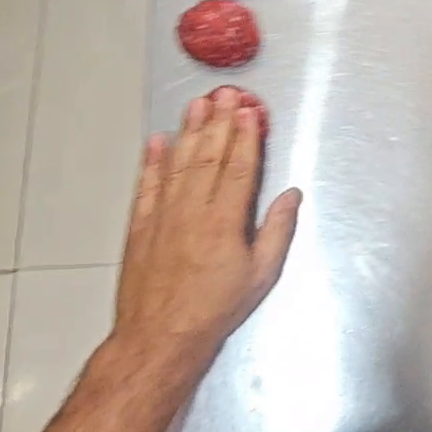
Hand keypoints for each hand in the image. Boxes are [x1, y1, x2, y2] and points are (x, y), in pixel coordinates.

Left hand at [112, 87, 300, 372]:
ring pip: (178, 163)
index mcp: (225, 221)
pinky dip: (152, 161)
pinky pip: (147, 185)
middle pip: (208, 156)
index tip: (249, 111)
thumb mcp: (262, 274)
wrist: (160, 337)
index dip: (246, 136)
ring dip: (188, 130)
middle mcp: (192, 210)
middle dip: (219, 122)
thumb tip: (291, 195)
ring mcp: (162, 215)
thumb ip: (277, 230)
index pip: (238, 167)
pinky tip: (157, 140)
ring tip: (197, 103)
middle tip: (225, 93)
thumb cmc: (217, 308)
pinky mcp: (140, 226)